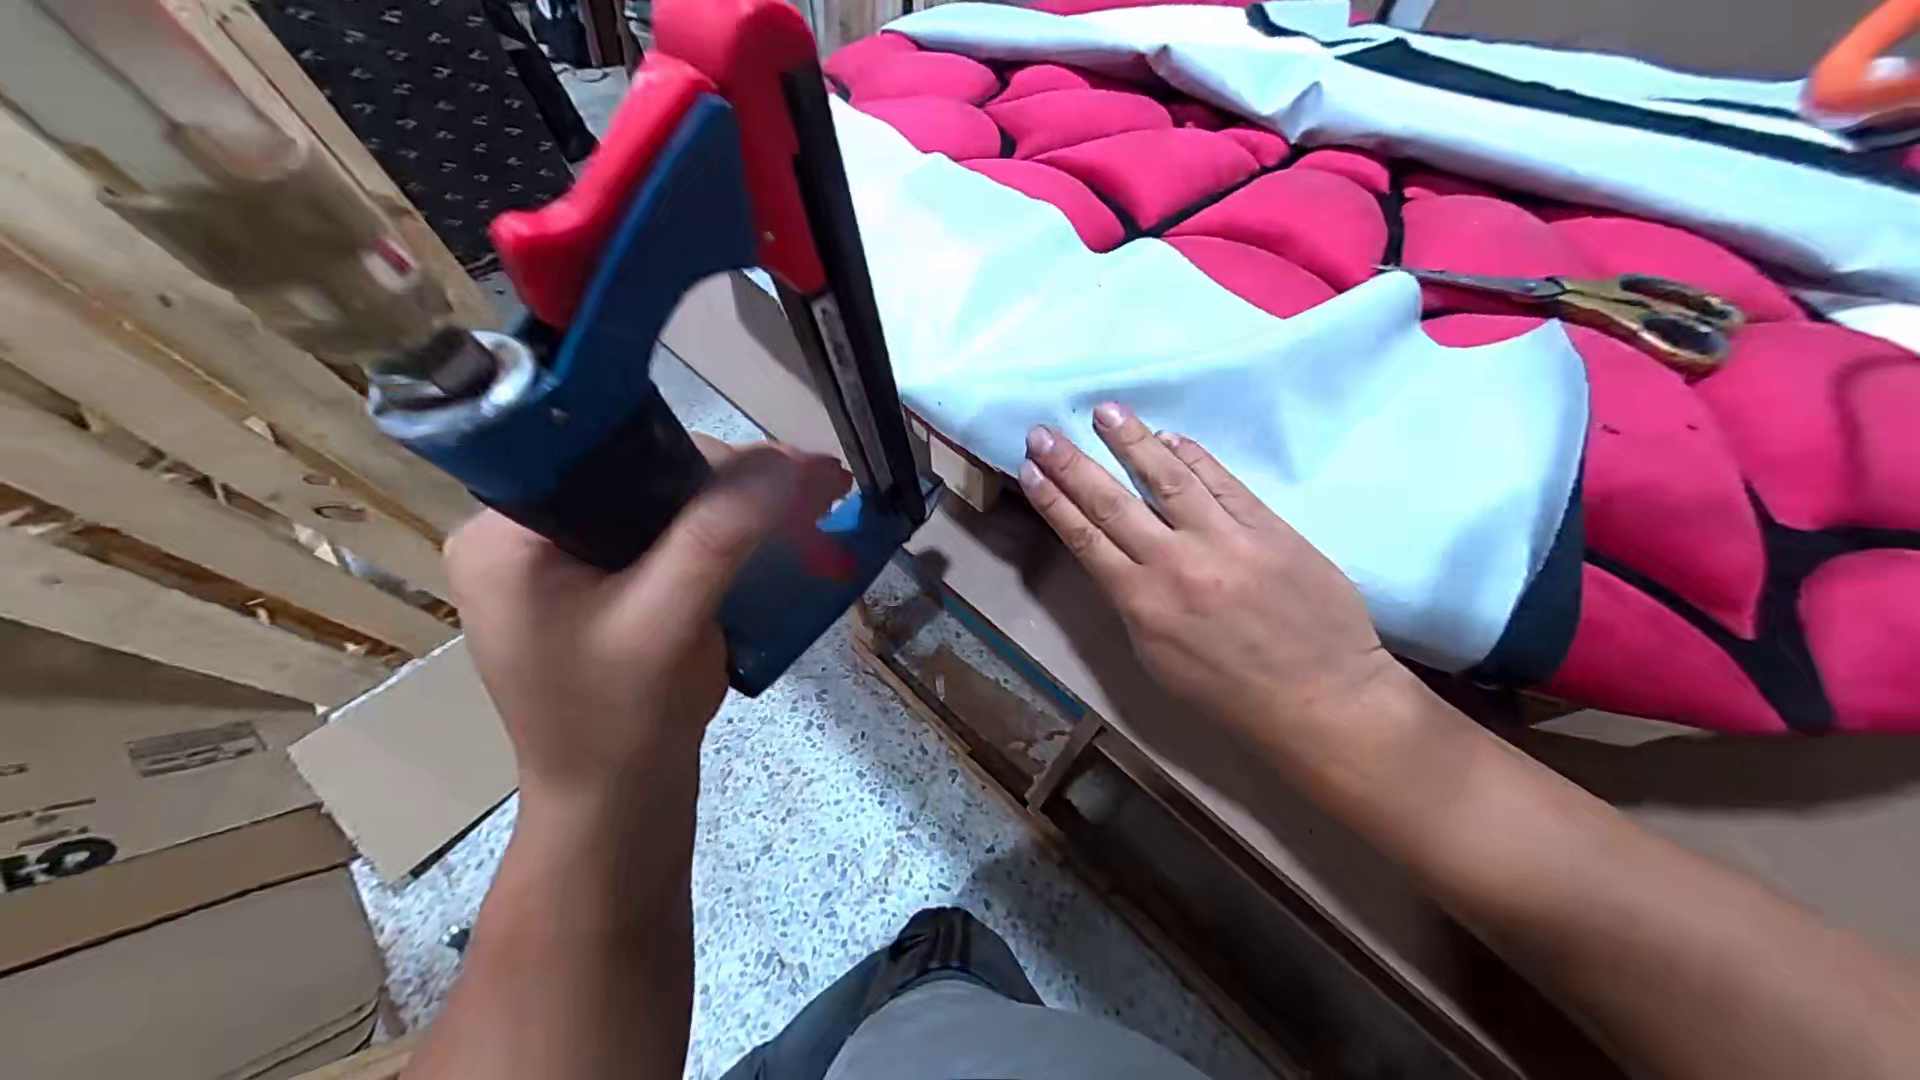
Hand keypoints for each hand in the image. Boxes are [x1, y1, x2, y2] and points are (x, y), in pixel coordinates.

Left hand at [446, 439, 848, 801]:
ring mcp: (565, 556)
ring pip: (659, 500)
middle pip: (639, 472)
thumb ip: (718, 539)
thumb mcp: (665, 625)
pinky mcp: (600, 578)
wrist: (618, 798)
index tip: (771, 466)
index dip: (693, 453)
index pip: (606, 453)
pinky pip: (664, 532)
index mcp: (508, 533)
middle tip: (807, 482)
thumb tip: (785, 461)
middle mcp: (527, 531)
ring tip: (803, 497)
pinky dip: (719, 530)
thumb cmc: (622, 722)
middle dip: (727, 481)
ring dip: (731, 503)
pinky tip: (766, 528)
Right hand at [1019, 403, 1402, 746]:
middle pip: (1112, 502)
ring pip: (1167, 479)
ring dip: (1131, 442)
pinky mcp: (1267, 529)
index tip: (1030, 469)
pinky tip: (1169, 436)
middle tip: (1043, 431)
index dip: (1054, 500)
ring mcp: (1224, 541)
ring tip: (1105, 411)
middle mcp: (1175, 564)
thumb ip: (1133, 603)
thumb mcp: (1158, 658)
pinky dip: (1193, 456)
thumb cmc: (1229, 692)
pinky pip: (1223, 482)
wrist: (1319, 698)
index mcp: (1141, 603)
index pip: (1085, 538)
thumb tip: (1117, 556)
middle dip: (1071, 464)